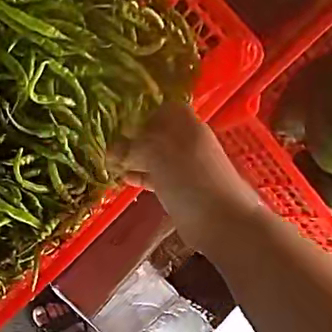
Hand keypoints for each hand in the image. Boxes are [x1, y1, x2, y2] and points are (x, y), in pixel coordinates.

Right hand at [118, 103, 266, 246]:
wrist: (222, 221)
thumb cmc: (189, 179)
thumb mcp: (156, 154)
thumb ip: (132, 147)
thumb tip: (112, 149)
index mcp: (186, 124)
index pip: (160, 110)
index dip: (139, 115)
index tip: (117, 125)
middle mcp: (189, 142)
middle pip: (158, 134)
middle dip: (134, 139)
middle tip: (109, 146)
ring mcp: (189, 167)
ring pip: (158, 157)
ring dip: (136, 160)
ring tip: (111, 164)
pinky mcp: (186, 191)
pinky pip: (160, 177)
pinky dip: (144, 177)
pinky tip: (126, 180)